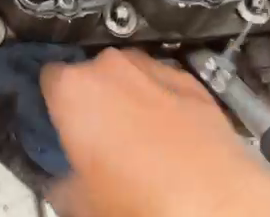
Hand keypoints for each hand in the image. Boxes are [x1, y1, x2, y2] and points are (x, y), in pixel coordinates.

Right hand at [41, 48, 269, 216]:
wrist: (223, 209)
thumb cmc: (150, 204)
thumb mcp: (82, 202)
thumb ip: (63, 180)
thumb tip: (66, 182)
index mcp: (72, 90)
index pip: (46, 80)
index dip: (52, 107)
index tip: (59, 129)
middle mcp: (110, 68)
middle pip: (88, 76)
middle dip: (94, 105)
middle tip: (101, 148)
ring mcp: (153, 71)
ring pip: (129, 77)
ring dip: (130, 102)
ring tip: (142, 150)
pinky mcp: (192, 83)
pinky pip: (166, 87)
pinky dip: (166, 107)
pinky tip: (174, 144)